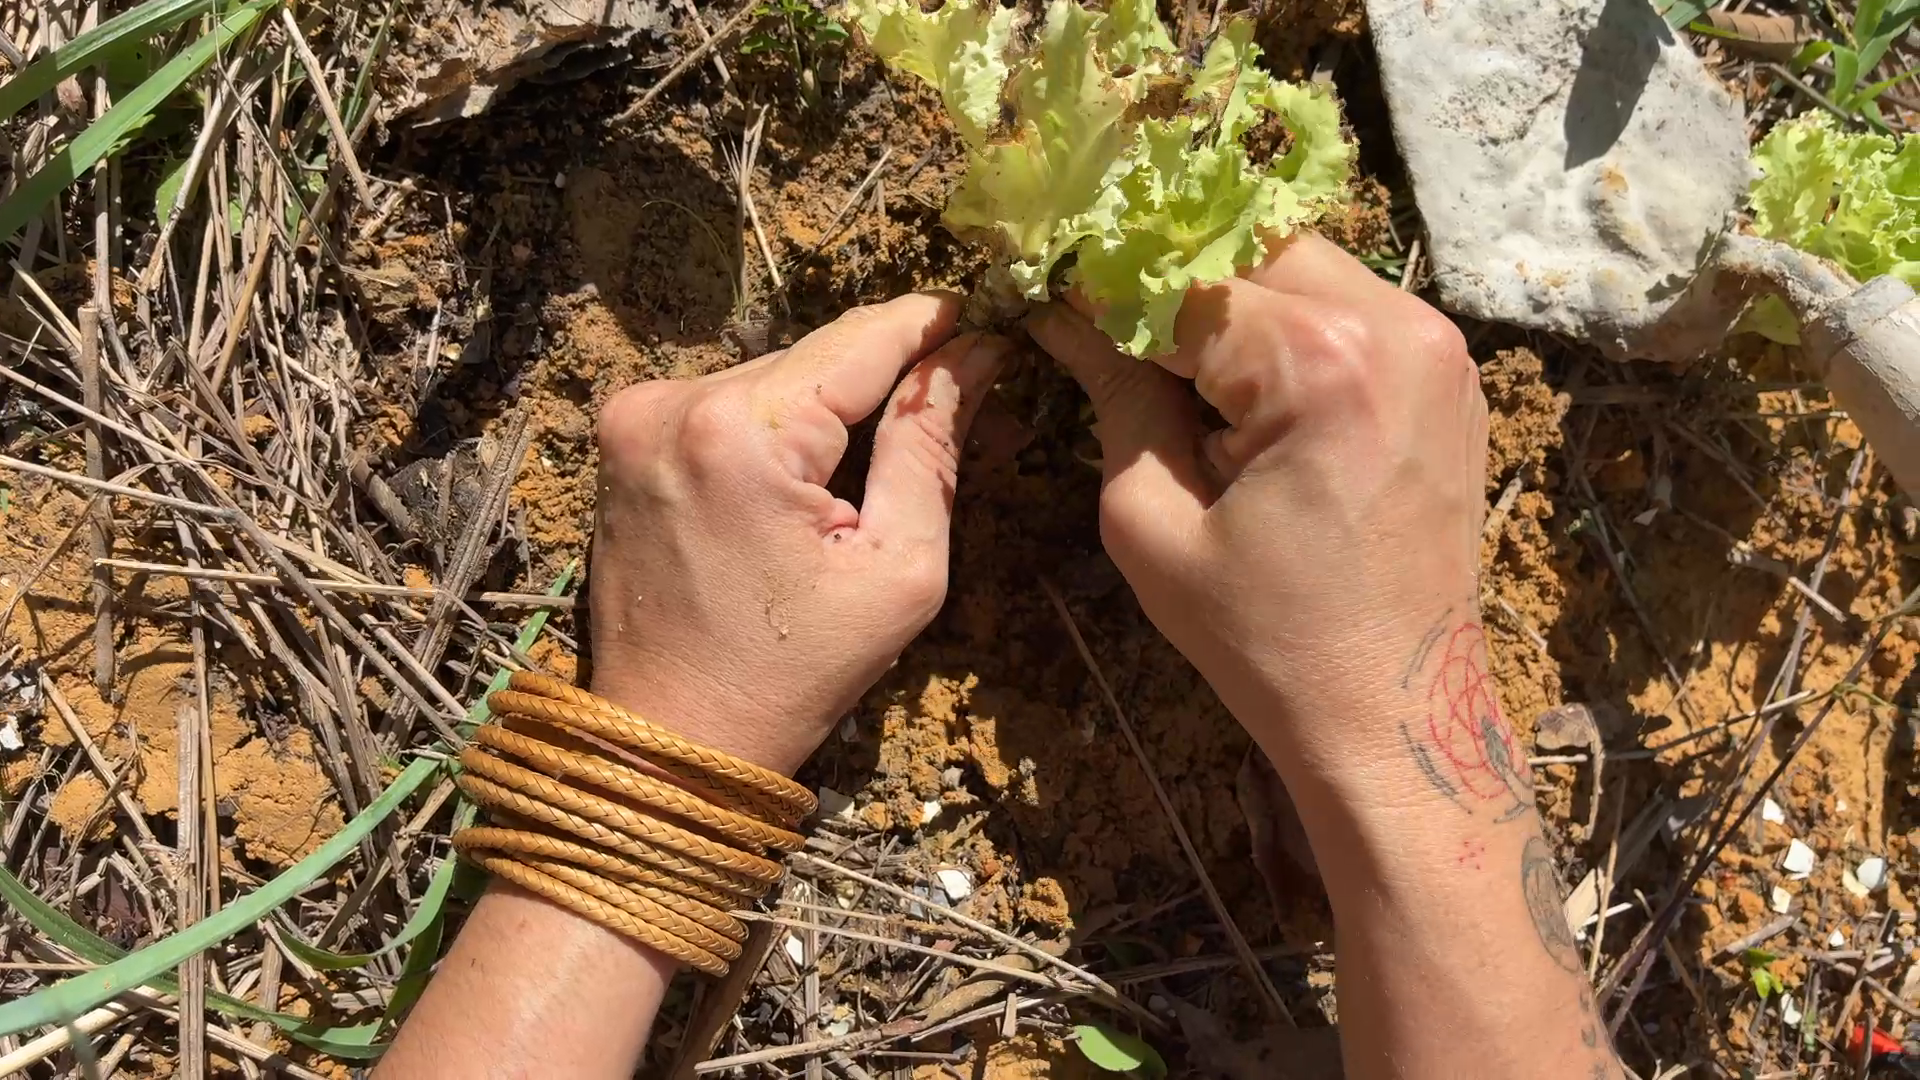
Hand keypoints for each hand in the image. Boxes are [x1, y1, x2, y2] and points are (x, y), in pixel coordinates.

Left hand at [588, 294, 1007, 774]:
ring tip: (884, 449)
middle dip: (888, 372)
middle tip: (953, 396)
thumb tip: (971, 358)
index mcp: (742, 433)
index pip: (862, 339)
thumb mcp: (898, 567)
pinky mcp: (626, 438)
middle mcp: (673, 401)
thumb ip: (932, 447)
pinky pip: (732, 402)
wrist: (673, 734)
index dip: (930, 324)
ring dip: (835, 401)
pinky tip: (812, 470)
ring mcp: (637, 416)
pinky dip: (784, 422)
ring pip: (777, 376)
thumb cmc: (798, 670)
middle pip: (817, 356)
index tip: (983, 319)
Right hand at [1028, 233, 1486, 784]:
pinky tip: (1245, 398)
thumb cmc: (1258, 636)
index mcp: (1322, 364)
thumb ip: (1115, 400)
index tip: (1055, 306)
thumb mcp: (1150, 524)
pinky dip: (1283, 335)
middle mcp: (1401, 327)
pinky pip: (1349, 316)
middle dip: (1174, 291)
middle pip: (1253, 253)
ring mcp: (1441, 349)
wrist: (1390, 714)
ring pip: (1303, 274)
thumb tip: (1069, 323)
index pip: (1184, 287)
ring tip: (1180, 381)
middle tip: (1118, 348)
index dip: (1107, 297)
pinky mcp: (1450, 380)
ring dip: (1229, 311)